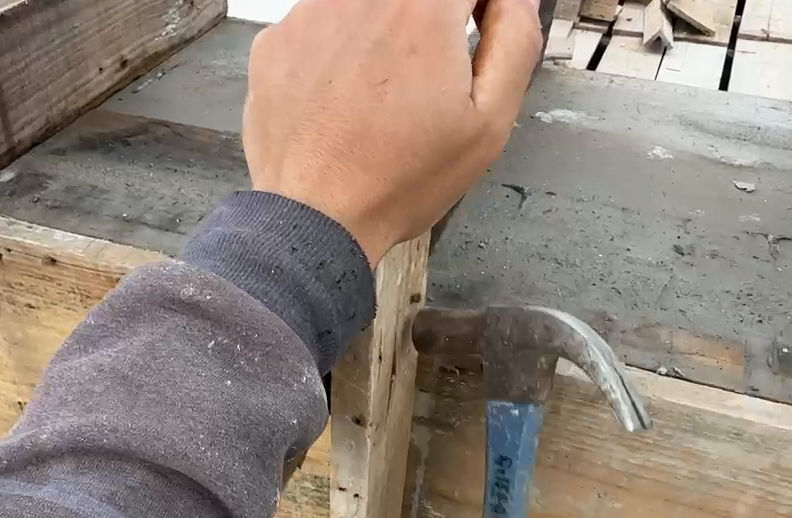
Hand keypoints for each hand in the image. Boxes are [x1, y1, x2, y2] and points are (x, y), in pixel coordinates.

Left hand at [243, 0, 543, 264]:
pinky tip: (339, 105)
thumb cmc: (400, 183)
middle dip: (426, 27)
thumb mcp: (487, 125)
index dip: (473, 10)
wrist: (316, 222)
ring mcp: (311, 12)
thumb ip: (515, 40)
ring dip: (378, 36)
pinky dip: (334, 57)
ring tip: (377, 98)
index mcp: (424, 6)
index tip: (472, 33)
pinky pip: (318, 28)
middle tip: (422, 77)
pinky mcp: (276, 42)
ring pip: (364, 7)